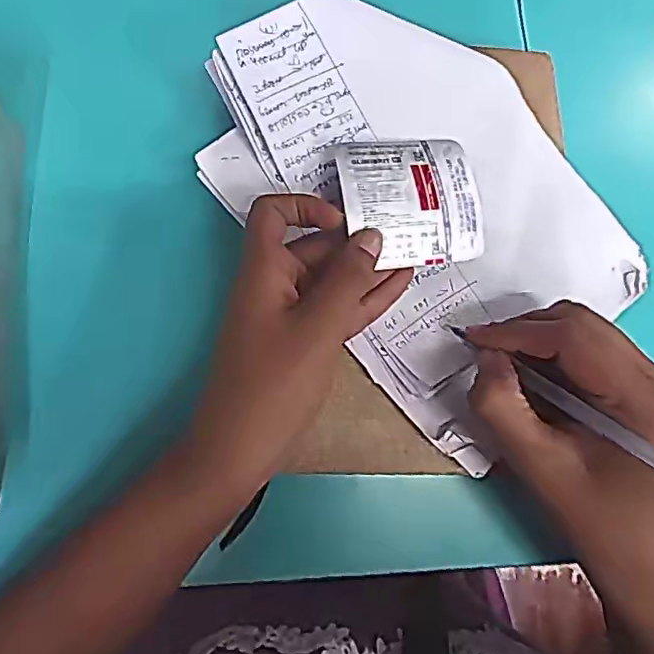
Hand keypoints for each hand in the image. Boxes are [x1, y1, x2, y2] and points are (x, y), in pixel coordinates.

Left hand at [190, 195, 413, 482]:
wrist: (240, 447)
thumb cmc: (272, 385)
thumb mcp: (316, 329)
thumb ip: (346, 282)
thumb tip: (370, 238)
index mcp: (263, 271)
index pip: (272, 215)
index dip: (305, 207)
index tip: (343, 222)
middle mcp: (274, 286)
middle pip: (312, 248)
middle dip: (354, 241)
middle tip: (403, 234)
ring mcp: (289, 315)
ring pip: (330, 281)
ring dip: (366, 270)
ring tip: (412, 256)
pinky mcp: (302, 341)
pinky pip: (334, 310)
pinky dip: (361, 299)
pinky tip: (395, 287)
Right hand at [464, 300, 653, 559]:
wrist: (630, 544)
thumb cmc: (586, 511)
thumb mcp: (533, 462)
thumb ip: (500, 404)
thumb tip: (488, 355)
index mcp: (646, 402)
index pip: (576, 338)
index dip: (518, 332)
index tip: (474, 340)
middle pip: (582, 324)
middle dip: (525, 331)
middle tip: (487, 353)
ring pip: (584, 329)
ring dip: (537, 340)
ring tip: (507, 366)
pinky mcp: (646, 382)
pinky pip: (589, 345)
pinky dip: (552, 352)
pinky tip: (534, 377)